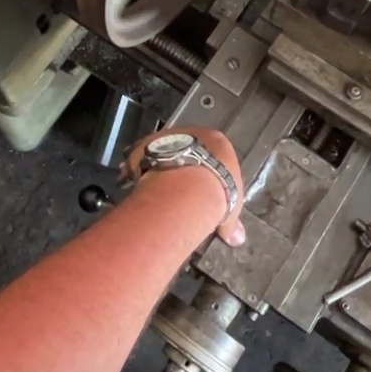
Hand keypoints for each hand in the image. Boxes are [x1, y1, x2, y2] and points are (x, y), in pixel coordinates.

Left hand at [122, 127, 249, 246]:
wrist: (190, 185)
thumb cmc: (219, 192)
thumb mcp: (231, 209)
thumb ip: (231, 222)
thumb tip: (238, 239)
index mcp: (218, 142)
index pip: (213, 153)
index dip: (206, 170)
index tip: (199, 184)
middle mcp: (194, 132)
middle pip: (186, 148)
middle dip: (180, 164)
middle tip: (173, 186)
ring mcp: (169, 135)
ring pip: (162, 147)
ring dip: (156, 163)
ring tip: (150, 184)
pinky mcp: (147, 142)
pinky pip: (140, 153)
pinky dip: (136, 166)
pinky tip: (132, 180)